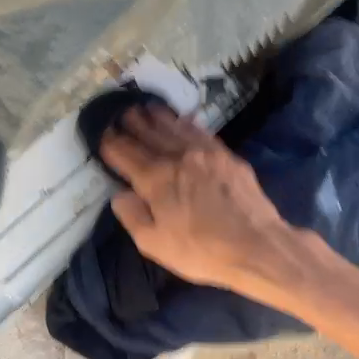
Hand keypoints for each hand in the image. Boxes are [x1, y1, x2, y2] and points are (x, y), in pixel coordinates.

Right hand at [99, 104, 304, 295]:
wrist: (256, 246)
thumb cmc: (200, 251)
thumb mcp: (153, 244)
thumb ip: (132, 216)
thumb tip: (119, 194)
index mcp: (155, 180)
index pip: (125, 154)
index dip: (111, 143)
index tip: (102, 134)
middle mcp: (177, 158)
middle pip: (149, 134)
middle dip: (132, 123)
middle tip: (121, 112)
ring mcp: (205, 153)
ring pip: (175, 127)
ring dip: (158, 116)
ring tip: (146, 107)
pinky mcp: (227, 156)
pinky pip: (201, 132)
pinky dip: (187, 123)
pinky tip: (183, 119)